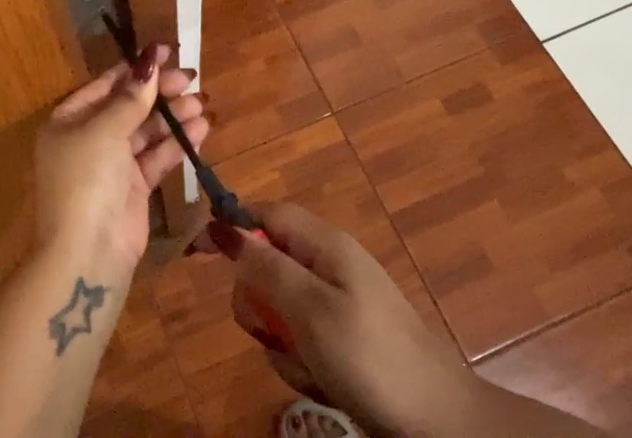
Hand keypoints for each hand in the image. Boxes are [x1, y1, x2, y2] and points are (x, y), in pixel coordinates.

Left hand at [32, 44, 209, 266]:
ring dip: (173, 117)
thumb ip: (132, 96)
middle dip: (160, 93)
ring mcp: (111, 165)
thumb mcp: (105, 130)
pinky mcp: (133, 188)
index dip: (137, 68)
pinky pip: (156, 157)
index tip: (169, 53)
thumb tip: (150, 59)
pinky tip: (201, 130)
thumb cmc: (87, 179)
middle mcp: (88, 139)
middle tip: (192, 80)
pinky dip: (177, 144)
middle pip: (129, 106)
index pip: (107, 84)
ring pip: (146, 131)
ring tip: (202, 104)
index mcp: (69, 120)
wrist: (88, 251)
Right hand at [214, 204, 472, 435]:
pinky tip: (322, 380)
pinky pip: (297, 342)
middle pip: (264, 266)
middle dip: (259, 303)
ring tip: (309, 362)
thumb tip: (224, 224)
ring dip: (281, 341)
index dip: (230, 225)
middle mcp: (327, 267)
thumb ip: (265, 266)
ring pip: (276, 311)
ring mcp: (334, 305)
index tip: (198, 251)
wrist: (433, 420)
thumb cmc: (370, 355)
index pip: (265, 214)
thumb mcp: (309, 308)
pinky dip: (300, 362)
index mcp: (324, 245)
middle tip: (273, 329)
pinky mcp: (339, 340)